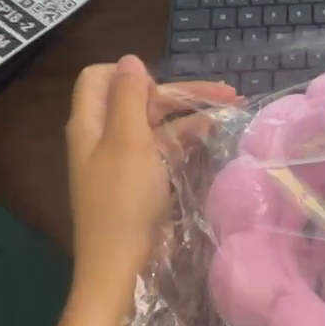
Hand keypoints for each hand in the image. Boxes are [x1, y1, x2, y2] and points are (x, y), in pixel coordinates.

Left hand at [65, 56, 235, 283]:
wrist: (122, 266)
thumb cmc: (123, 201)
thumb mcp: (127, 142)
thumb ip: (129, 98)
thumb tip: (132, 60)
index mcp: (91, 124)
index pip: (100, 77)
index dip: (131, 74)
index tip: (162, 89)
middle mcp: (105, 136)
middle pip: (140, 98)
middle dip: (180, 91)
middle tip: (226, 92)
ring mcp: (126, 158)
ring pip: (159, 122)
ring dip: (193, 112)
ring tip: (233, 107)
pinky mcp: (145, 178)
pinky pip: (167, 146)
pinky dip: (190, 136)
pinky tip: (216, 134)